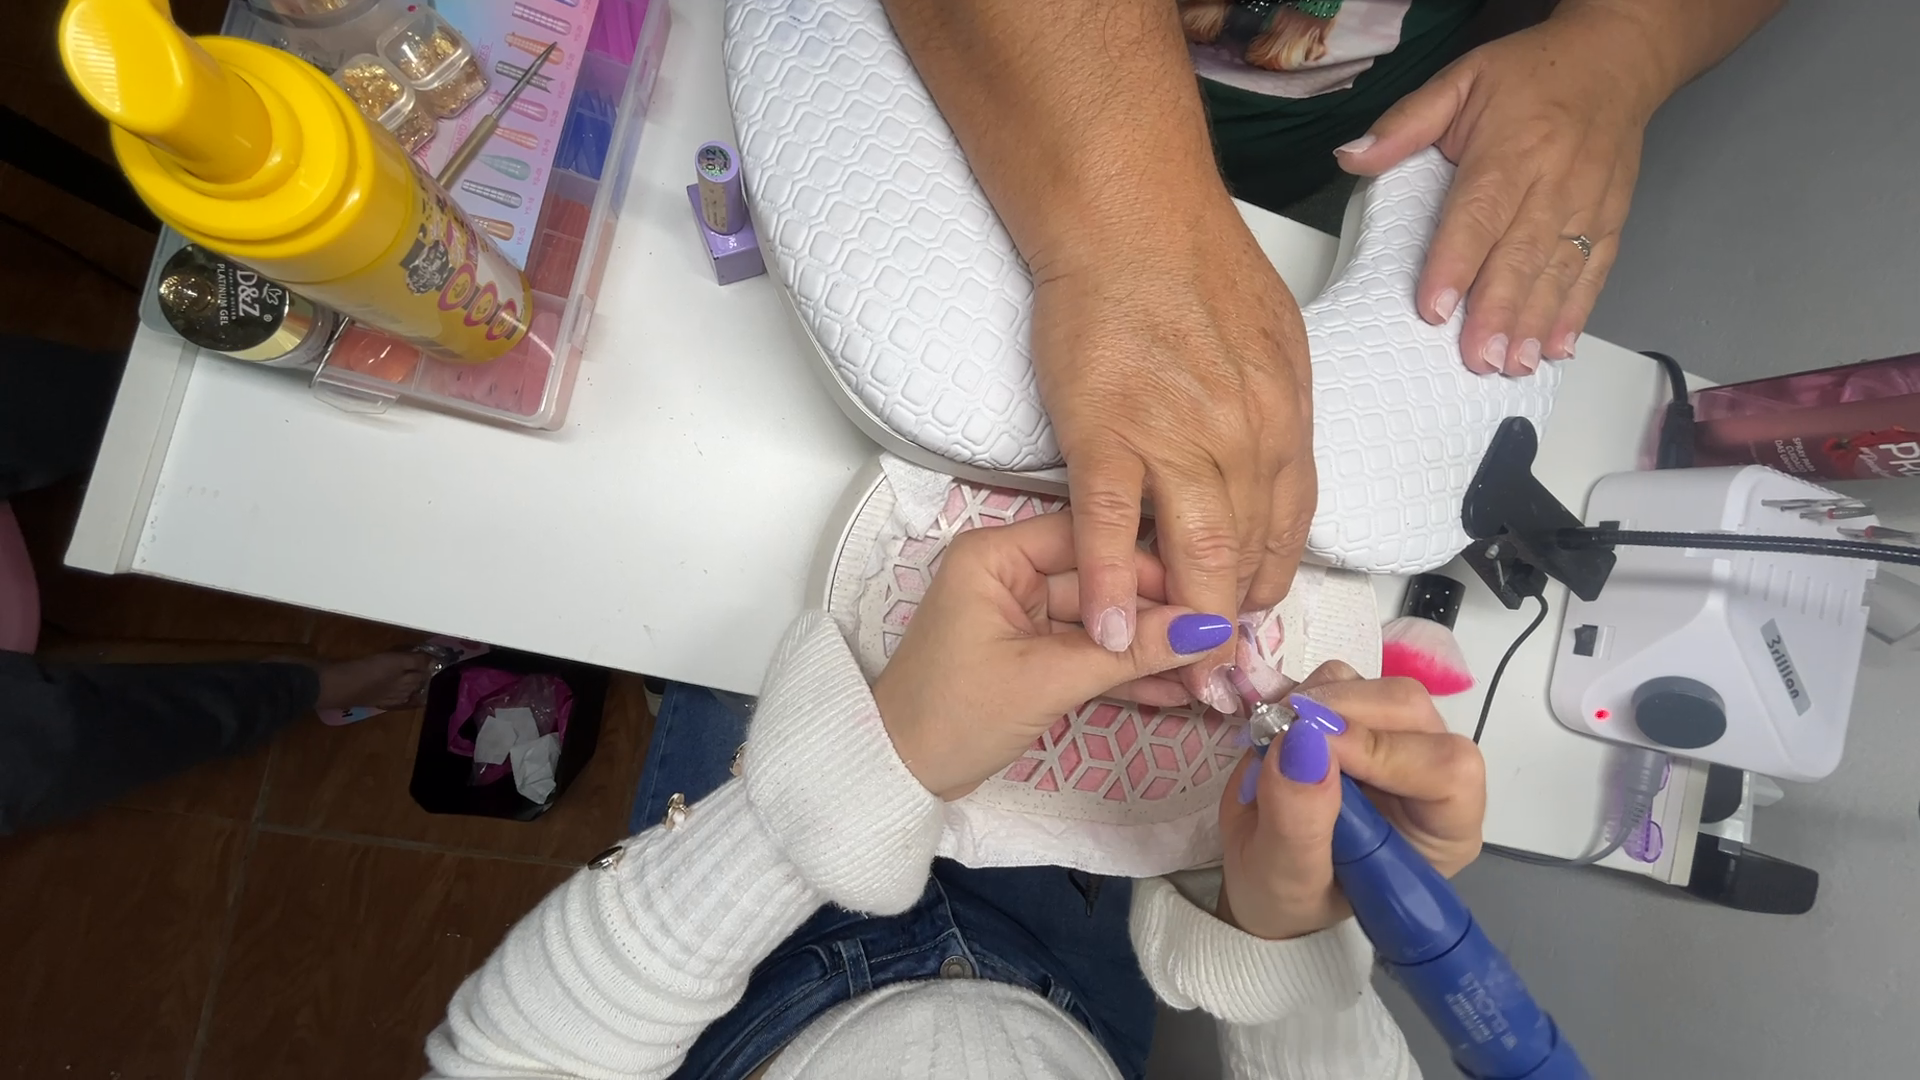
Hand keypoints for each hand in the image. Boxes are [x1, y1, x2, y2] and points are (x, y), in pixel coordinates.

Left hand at [872, 511, 1235, 799]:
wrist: (900, 775)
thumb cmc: (955, 713)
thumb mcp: (1045, 679)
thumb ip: (1127, 653)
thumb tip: (1208, 630)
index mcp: (997, 555)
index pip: (1089, 539)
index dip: (1150, 566)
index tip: (1211, 593)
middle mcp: (1012, 573)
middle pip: (1102, 584)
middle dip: (1159, 618)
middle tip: (1222, 641)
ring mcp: (1025, 615)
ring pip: (1102, 624)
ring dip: (1150, 651)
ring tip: (1212, 671)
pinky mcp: (1033, 653)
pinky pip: (1088, 654)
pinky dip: (1125, 674)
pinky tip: (1178, 689)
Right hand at [1030, 204, 1316, 715]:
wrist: (1128, 220)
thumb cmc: (1191, 270)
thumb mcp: (1270, 338)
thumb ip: (1273, 411)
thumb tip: (1266, 462)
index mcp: (1285, 419)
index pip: (1289, 527)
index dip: (1268, 586)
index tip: (1247, 620)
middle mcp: (1246, 440)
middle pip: (1249, 555)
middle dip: (1237, 629)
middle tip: (1220, 679)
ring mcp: (1177, 441)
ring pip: (1195, 553)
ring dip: (1185, 625)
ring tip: (1171, 674)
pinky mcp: (1108, 436)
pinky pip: (1114, 528)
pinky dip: (1112, 588)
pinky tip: (1107, 635)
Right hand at [1216, 662, 1485, 941]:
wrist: (1259, 877)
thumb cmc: (1284, 895)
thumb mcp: (1286, 876)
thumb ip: (1298, 819)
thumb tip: (1302, 739)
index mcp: (1439, 830)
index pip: (1447, 768)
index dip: (1381, 750)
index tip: (1308, 750)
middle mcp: (1427, 775)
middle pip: (1411, 710)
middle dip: (1340, 711)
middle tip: (1278, 733)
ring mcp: (1389, 738)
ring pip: (1372, 684)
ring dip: (1313, 699)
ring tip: (1272, 740)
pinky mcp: (1350, 716)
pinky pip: (1333, 679)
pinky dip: (1295, 692)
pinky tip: (1274, 729)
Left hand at [1334, 7, 1672, 373]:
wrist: (1620, 54)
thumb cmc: (1530, 76)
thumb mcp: (1459, 81)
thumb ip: (1404, 124)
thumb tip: (1351, 155)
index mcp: (1512, 150)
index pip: (1477, 216)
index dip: (1455, 265)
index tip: (1434, 309)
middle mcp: (1555, 180)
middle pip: (1521, 256)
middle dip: (1497, 313)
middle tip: (1475, 359)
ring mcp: (1588, 203)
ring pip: (1559, 271)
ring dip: (1534, 324)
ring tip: (1511, 366)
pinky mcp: (1609, 218)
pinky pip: (1594, 269)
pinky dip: (1577, 312)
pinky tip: (1556, 348)